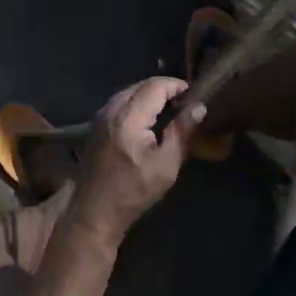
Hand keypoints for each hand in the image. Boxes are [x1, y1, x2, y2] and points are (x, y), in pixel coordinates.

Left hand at [72, 78, 206, 241]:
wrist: (95, 210)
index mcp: (129, 117)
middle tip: (184, 100)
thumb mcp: (166, 166)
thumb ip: (182, 132)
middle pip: (141, 85)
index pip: (155, 86)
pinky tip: (148, 116)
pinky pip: (120, 101)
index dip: (175, 85)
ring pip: (129, 91)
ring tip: (169, 107)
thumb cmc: (134, 191)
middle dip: (163, 87)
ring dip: (149, 93)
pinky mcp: (97, 124)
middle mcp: (112, 109)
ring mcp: (101, 115)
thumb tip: (199, 107)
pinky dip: (137, 101)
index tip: (193, 92)